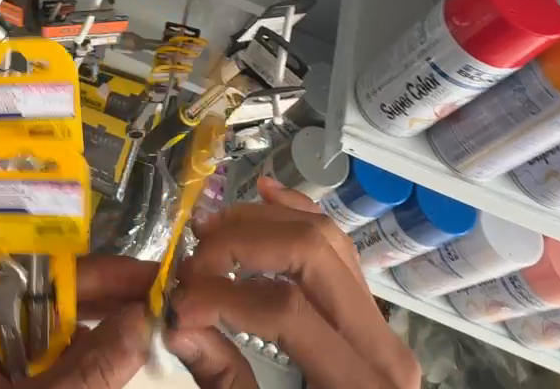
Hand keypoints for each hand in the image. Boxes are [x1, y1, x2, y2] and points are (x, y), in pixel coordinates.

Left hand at [0, 255, 158, 387]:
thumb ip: (90, 367)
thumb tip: (144, 316)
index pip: (43, 278)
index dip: (102, 274)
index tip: (152, 275)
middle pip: (55, 304)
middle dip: (108, 306)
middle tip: (162, 301)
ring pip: (61, 337)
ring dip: (104, 336)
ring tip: (149, 326)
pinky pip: (56, 367)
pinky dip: (88, 370)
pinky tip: (120, 359)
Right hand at [164, 175, 420, 388]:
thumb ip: (224, 381)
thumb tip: (175, 323)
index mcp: (364, 381)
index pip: (285, 307)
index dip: (223, 296)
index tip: (176, 304)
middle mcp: (383, 340)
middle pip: (308, 252)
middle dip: (239, 245)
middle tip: (190, 263)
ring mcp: (379, 321)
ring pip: (323, 236)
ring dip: (259, 222)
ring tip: (209, 230)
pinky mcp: (366, 312)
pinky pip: (336, 245)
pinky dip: (296, 211)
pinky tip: (264, 190)